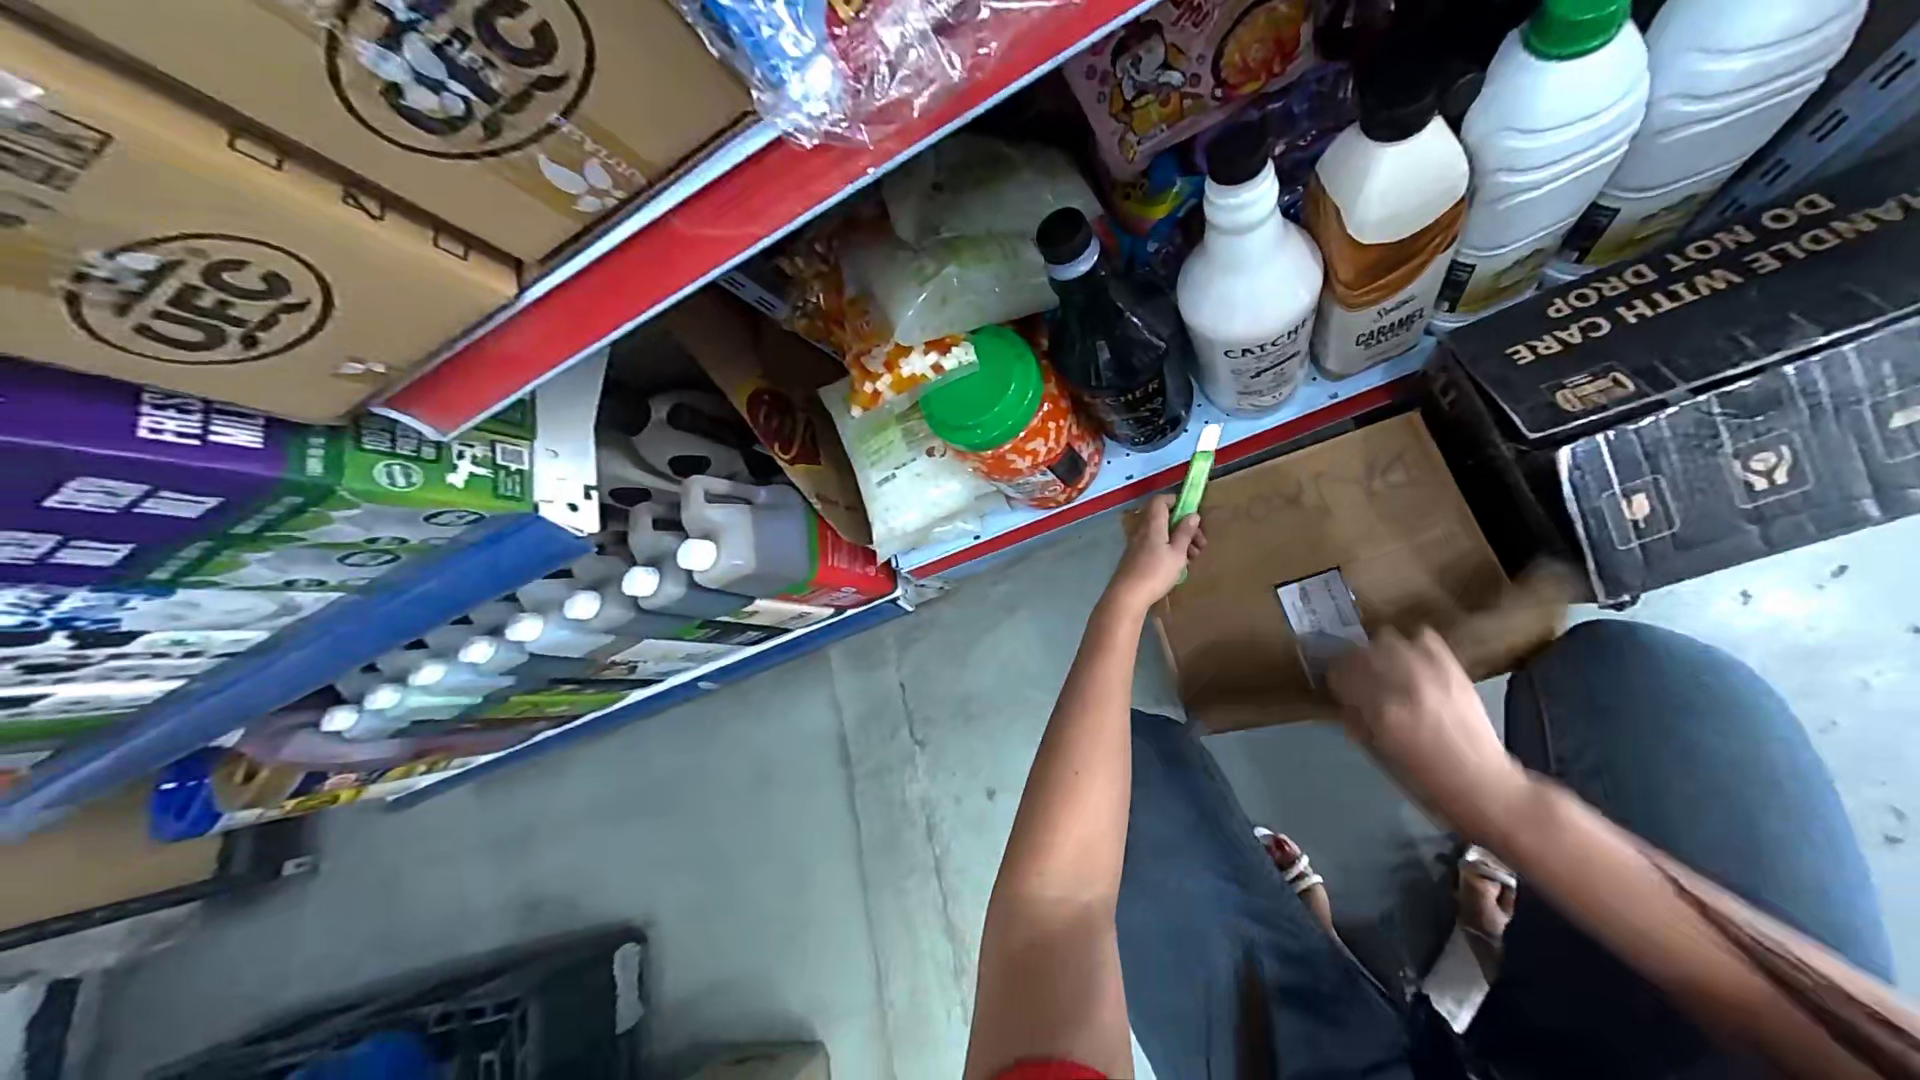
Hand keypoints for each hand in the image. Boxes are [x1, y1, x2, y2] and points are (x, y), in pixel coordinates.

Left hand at [1105, 494, 1204, 613]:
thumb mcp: (1177, 553)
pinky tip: (1180, 564)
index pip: (1160, 500)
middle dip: (1185, 527)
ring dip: (1179, 540)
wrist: (1127, 596)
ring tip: (1194, 557)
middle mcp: (1142, 530)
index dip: (1176, 501)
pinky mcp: (1136, 556)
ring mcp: (1137, 543)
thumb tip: (1192, 514)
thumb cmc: (1155, 573)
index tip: (1192, 514)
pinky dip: (1169, 549)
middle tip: (1200, 543)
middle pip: (1164, 518)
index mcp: (1153, 524)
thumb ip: (1185, 533)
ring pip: (1161, 533)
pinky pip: (1155, 545)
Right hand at [1328, 627, 1529, 843]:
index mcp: (1380, 710)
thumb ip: (1354, 715)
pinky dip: (1412, 644)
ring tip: (1385, 665)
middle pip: (1362, 651)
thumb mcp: (1374, 750)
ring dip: (1380, 650)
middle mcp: (1403, 686)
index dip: (1334, 674)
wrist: (1482, 786)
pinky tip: (1412, 659)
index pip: (1340, 671)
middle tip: (1357, 674)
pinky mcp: (1454, 671)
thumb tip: (1341, 692)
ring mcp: (1431, 675)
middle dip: (1353, 661)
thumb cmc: (1421, 778)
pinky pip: (1426, 639)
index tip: (1336, 681)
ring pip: (1389, 639)